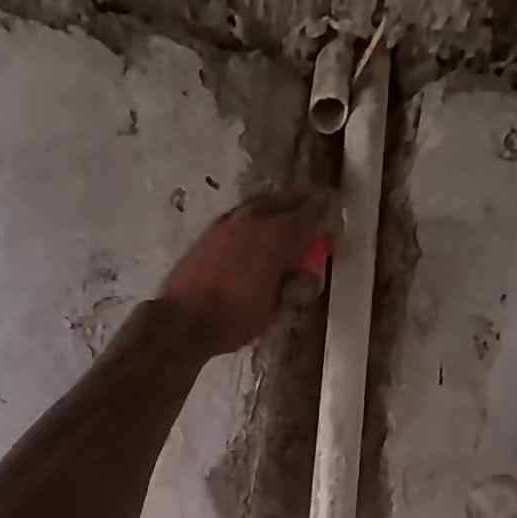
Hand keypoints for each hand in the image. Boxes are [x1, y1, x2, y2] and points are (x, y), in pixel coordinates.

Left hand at [158, 188, 336, 355]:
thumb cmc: (233, 320)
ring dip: (283, 212)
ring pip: (267, 201)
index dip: (333, 221)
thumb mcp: (274, 310)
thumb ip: (295, 288)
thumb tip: (306, 278)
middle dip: (310, 209)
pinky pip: (245, 214)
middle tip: (315, 233)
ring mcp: (231, 219)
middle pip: (294, 196)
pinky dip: (259, 221)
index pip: (320, 209)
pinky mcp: (211, 229)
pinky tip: (256, 244)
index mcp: (280, 233)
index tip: (334, 240)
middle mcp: (257, 215)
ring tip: (286, 237)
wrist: (181, 321)